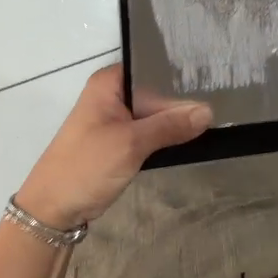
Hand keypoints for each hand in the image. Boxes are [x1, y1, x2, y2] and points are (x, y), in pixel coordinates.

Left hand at [13, 65, 211, 229]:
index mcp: (108, 82)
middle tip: (224, 100)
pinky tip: (191, 135)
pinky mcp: (119, 141)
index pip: (153, 67)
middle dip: (183, 98)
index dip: (181, 73)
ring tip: (215, 116)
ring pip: (154, 112)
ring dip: (175, 118)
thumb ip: (170, 125)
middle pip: (156, 89)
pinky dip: (165, 134)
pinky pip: (148, 130)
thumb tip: (208, 111)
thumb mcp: (131, 144)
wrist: (53, 210)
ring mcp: (115, 119)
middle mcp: (111, 94)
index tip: (216, 77)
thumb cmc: (86, 167)